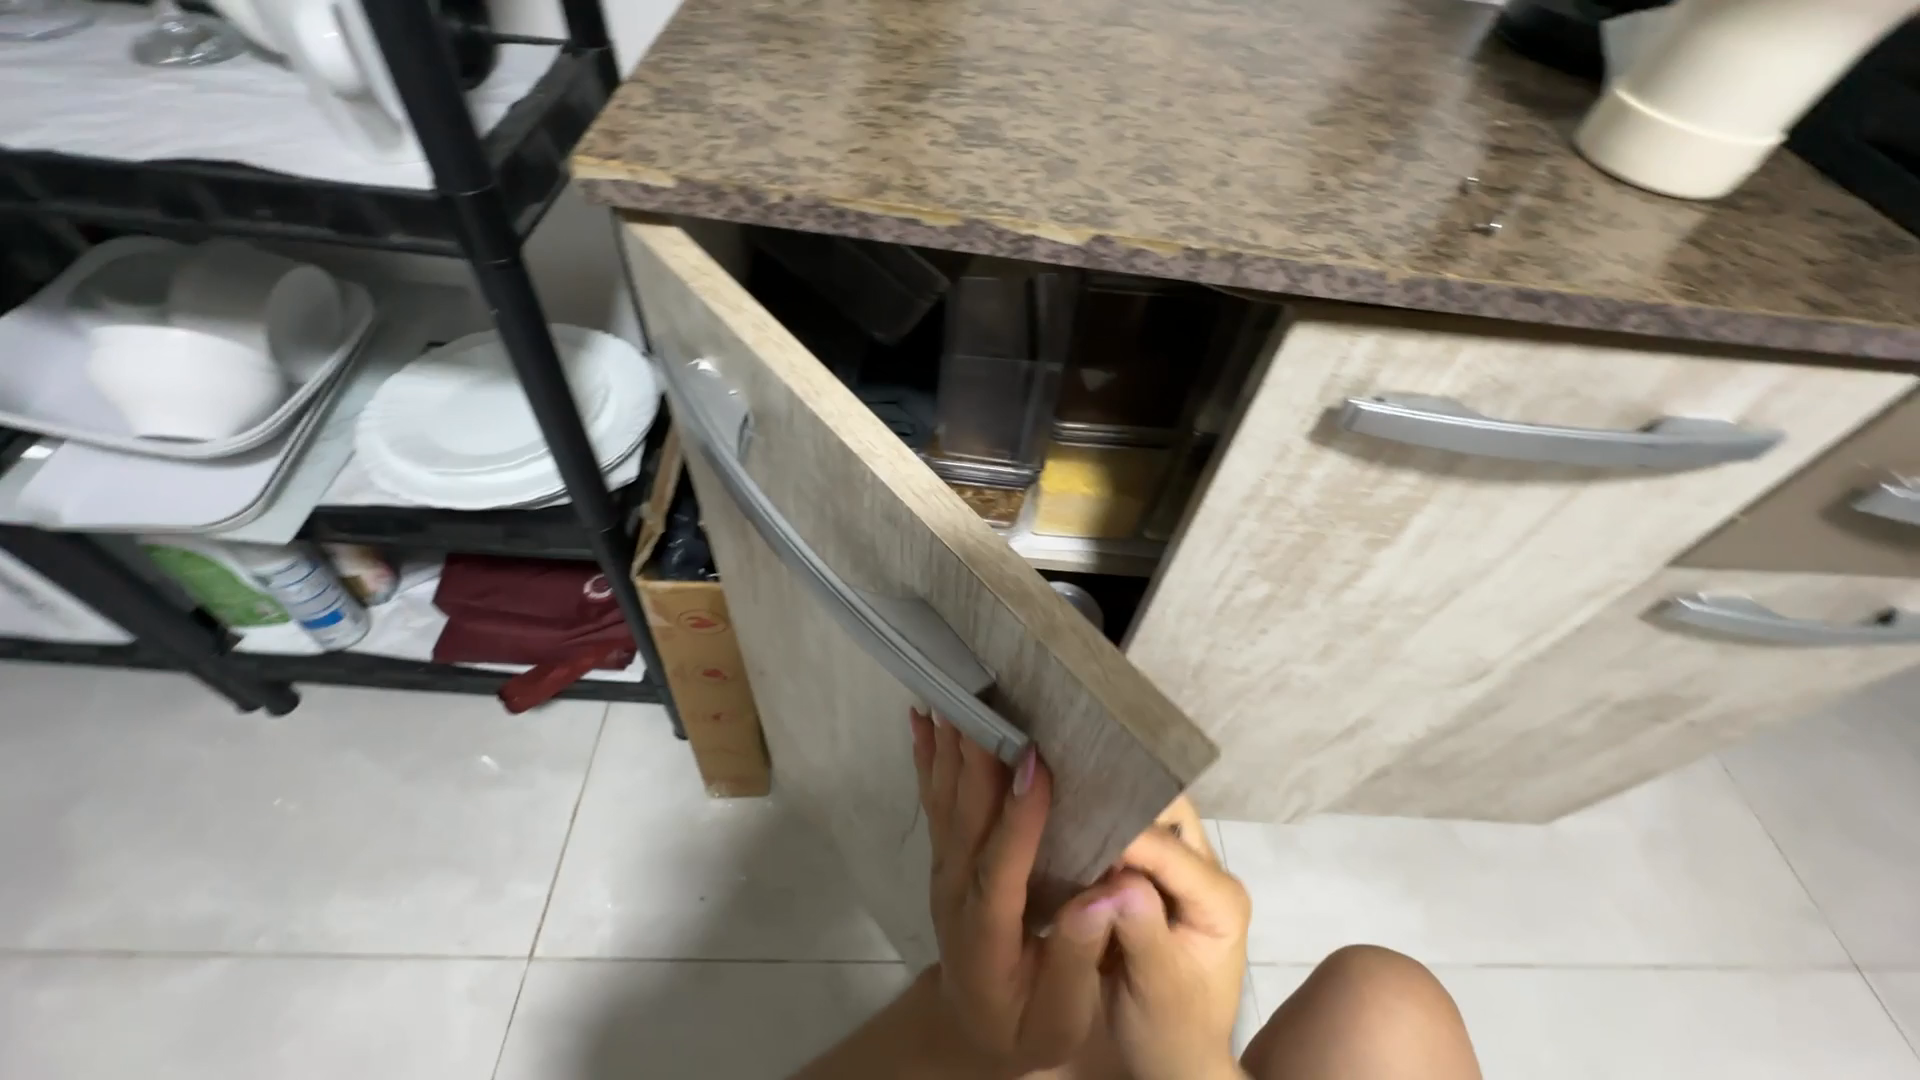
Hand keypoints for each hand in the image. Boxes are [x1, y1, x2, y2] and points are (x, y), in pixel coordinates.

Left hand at [909, 707, 1122, 1076]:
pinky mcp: (945, 855)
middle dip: (976, 755)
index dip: (1019, 815)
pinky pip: (934, 798)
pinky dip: (926, 756)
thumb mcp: (1059, 1017)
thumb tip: (1104, 898)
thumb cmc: (1025, 1022)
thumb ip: (1075, 959)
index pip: (1001, 867)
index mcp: (989, 931)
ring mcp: (946, 868)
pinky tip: (921, 719)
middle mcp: (959, 889)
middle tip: (986, 698)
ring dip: (948, 744)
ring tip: (951, 691)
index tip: (1034, 762)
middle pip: (966, 816)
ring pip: (946, 798)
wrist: (970, 1023)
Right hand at [1075, 815, 1252, 1079]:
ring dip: (1113, 812)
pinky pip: (1138, 839)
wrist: (1176, 1061)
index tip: (1070, 817)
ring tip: (1065, 806)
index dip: (1120, 832)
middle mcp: (1211, 875)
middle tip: (1067, 797)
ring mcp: (1189, 874)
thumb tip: (1118, 880)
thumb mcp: (1155, 990)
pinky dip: (1107, 832)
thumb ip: (1141, 930)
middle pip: (1168, 813)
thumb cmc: (1170, 1033)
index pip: (1167, 848)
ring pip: (1153, 818)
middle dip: (1120, 800)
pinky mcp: (1165, 879)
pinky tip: (1073, 831)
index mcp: (1220, 900)